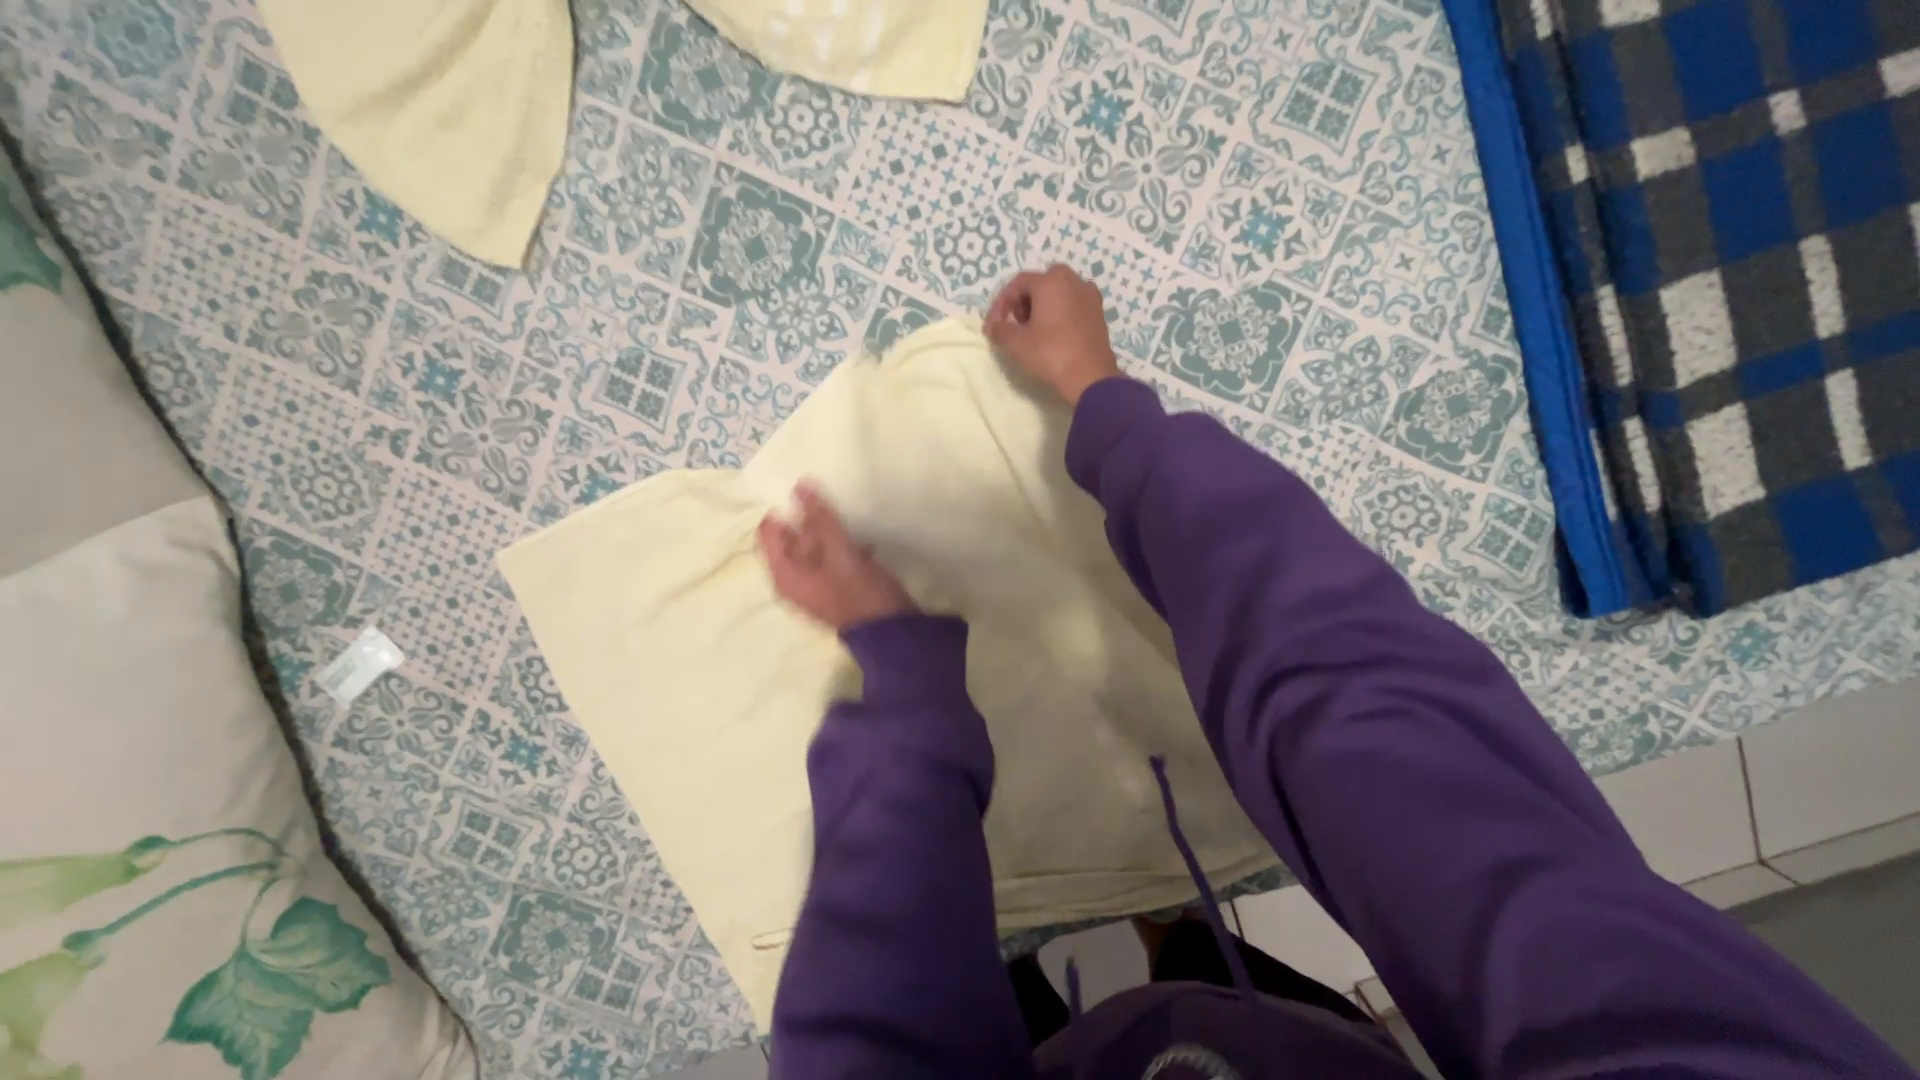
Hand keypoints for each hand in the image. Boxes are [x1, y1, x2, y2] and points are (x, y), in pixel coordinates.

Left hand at [759, 483, 916, 632]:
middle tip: (831, 504)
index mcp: (785, 575)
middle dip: (809, 520)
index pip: (768, 534)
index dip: (783, 512)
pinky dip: (842, 546)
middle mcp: (794, 580)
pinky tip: (864, 541)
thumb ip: (821, 520)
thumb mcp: (841, 553)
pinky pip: (831, 557)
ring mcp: (816, 584)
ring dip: (829, 531)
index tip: (806, 495)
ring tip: (849, 518)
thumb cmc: (860, 593)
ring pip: (814, 547)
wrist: (891, 632)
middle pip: (792, 539)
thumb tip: (799, 486)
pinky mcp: (837, 586)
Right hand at [984, 264, 1123, 406]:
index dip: (1001, 303)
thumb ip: (999, 329)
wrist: (1091, 378)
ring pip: (1058, 292)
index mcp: (1050, 282)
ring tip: (1035, 331)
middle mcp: (1072, 280)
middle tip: (1017, 324)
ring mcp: (1089, 295)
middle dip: (1023, 301)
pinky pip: (1073, 303)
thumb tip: (994, 326)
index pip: (1017, 283)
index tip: (994, 325)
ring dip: (1042, 306)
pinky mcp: (1099, 312)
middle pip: (1040, 284)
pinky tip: (1055, 334)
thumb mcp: (1016, 343)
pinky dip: (1060, 312)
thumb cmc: (1051, 355)